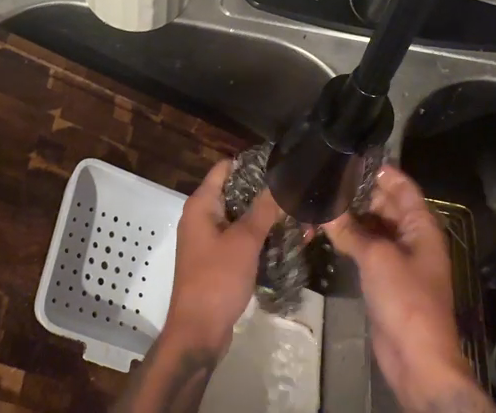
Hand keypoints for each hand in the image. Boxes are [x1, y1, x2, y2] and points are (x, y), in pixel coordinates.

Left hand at [112, 160, 279, 412]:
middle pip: (235, 193)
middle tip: (295, 193)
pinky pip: (239, 240)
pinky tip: (284, 241)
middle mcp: (201, 217)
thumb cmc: (217, 279)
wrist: (198, 331)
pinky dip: (258, 239)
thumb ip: (263, 210)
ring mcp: (208, 240)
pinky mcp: (217, 260)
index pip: (225, 168)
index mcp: (201, 204)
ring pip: (240, 219)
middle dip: (263, 194)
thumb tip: (281, 182)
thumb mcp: (244, 241)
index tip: (281, 164)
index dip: (251, 163)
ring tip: (297, 216)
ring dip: (264, 218)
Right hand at [325, 166, 495, 412]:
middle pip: (385, 204)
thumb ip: (350, 230)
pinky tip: (325, 230)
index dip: (380, 170)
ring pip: (373, 227)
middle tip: (324, 178)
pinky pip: (366, 249)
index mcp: (421, 227)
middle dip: (357, 192)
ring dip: (350, 217)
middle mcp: (412, 238)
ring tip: (319, 200)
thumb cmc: (406, 299)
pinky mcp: (385, 279)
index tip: (349, 157)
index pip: (402, 187)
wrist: (417, 358)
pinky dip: (349, 238)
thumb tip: (323, 209)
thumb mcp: (377, 258)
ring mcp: (399, 260)